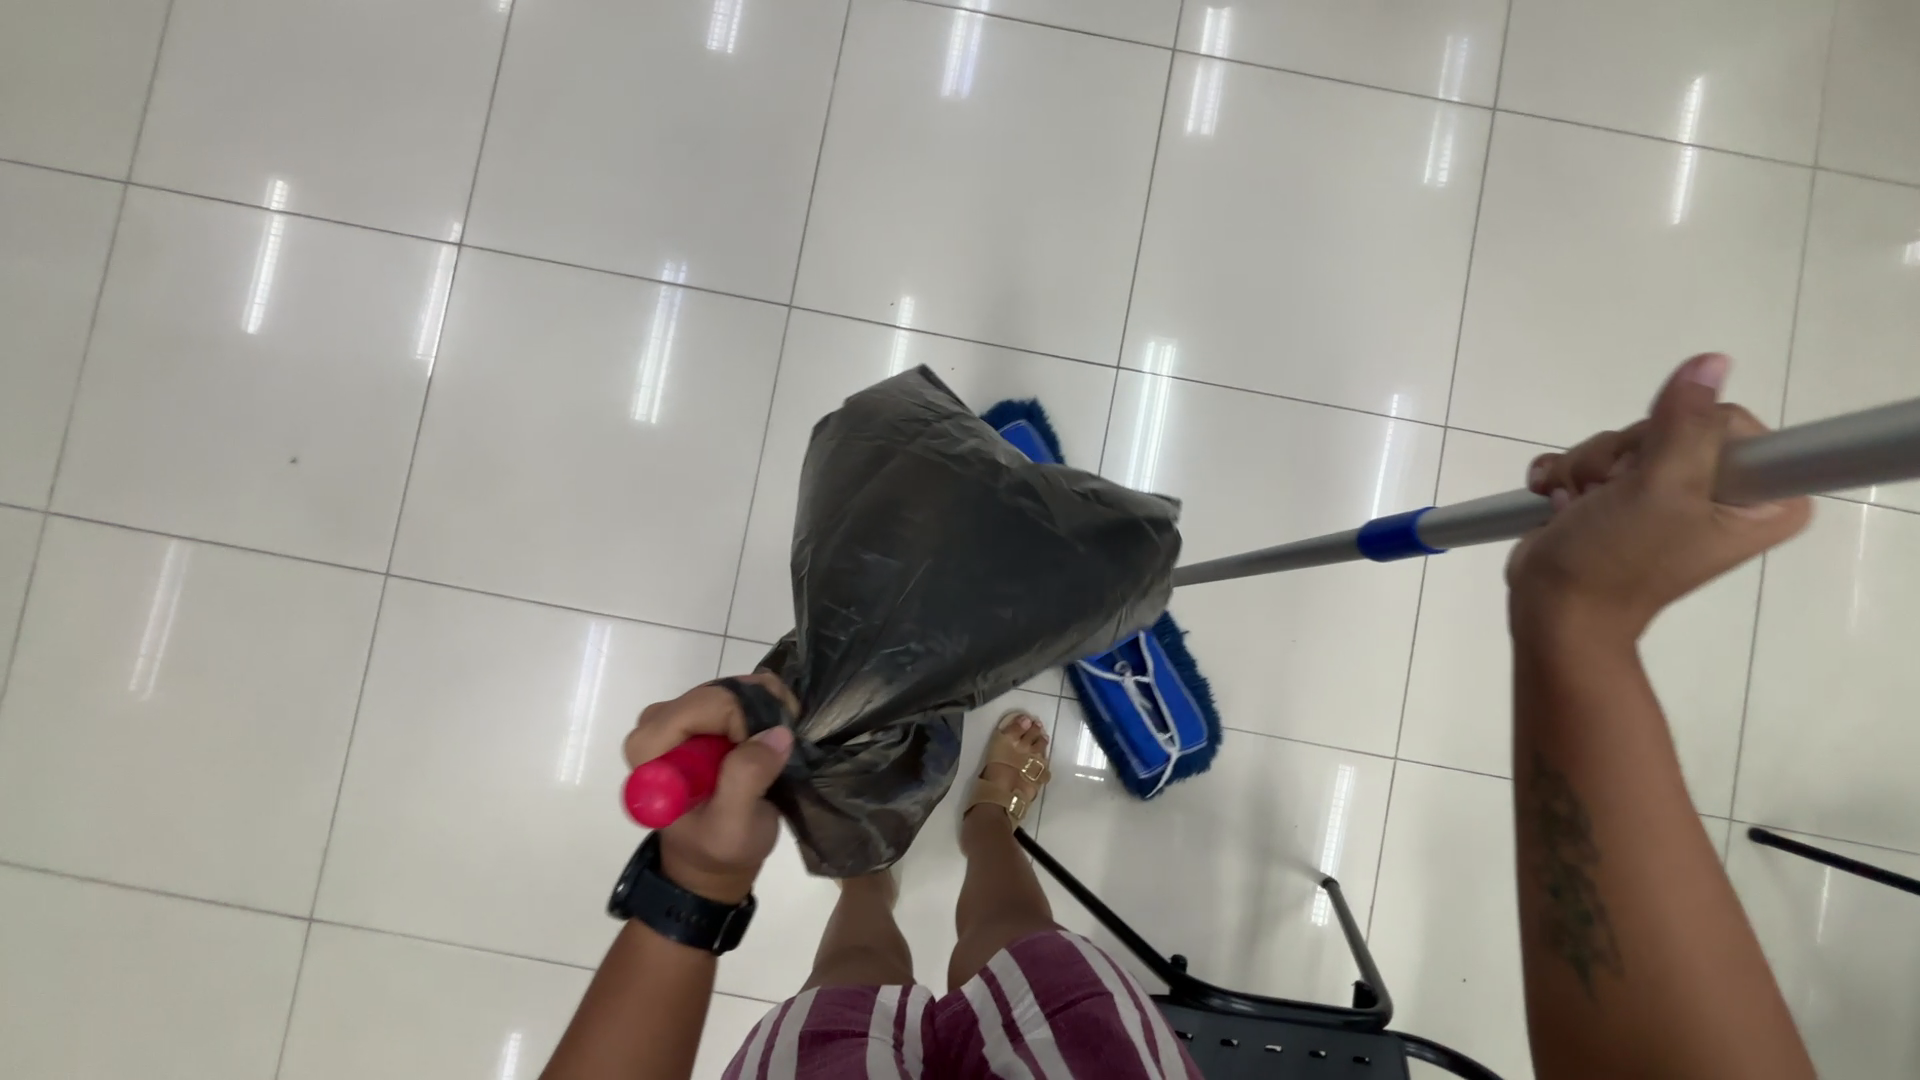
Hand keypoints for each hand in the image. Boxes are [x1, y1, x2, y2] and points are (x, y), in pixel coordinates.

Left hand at [621, 673, 797, 904]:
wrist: (711, 862)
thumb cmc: (718, 849)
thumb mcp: (734, 827)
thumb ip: (747, 780)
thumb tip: (776, 733)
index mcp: (652, 749)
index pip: (711, 704)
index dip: (747, 721)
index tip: (767, 753)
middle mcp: (656, 725)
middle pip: (721, 691)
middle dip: (760, 708)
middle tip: (784, 740)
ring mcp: (676, 720)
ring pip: (731, 688)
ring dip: (765, 706)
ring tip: (780, 740)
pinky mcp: (695, 720)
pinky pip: (734, 693)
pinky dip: (761, 706)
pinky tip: (771, 733)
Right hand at [1506, 353, 1811, 641]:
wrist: (1553, 609)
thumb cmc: (1615, 561)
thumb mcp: (1660, 491)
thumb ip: (1686, 425)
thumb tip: (1710, 361)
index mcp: (1760, 497)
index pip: (1728, 423)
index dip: (1679, 436)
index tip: (1653, 476)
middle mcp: (1715, 492)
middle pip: (1663, 429)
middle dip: (1617, 458)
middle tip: (1605, 495)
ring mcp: (1656, 496)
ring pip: (1615, 445)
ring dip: (1581, 470)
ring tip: (1574, 506)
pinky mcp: (1608, 500)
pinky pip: (1582, 461)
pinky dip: (1558, 477)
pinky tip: (1552, 500)